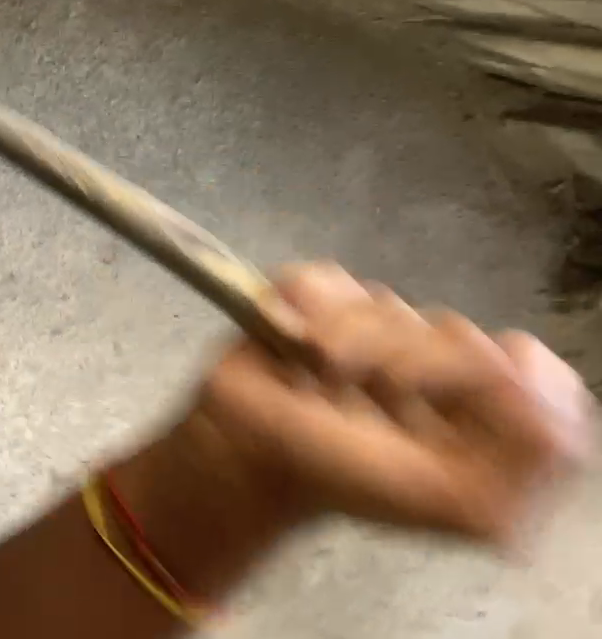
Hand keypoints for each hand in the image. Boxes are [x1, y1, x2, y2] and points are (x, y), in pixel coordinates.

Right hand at [175, 263, 590, 545]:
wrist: (244, 452)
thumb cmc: (346, 479)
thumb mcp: (467, 503)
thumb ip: (537, 449)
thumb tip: (520, 355)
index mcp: (488, 404)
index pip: (523, 361)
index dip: (483, 380)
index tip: (439, 412)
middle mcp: (436, 356)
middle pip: (450, 330)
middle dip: (400, 368)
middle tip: (369, 402)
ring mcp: (368, 322)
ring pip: (381, 302)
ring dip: (341, 347)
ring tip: (317, 381)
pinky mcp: (304, 298)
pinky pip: (319, 279)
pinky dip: (299, 311)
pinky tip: (288, 346)